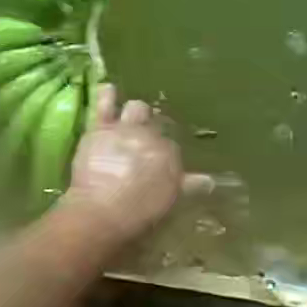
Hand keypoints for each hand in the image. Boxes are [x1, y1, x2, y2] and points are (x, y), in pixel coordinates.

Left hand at [60, 84, 211, 245]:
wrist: (100, 211)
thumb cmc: (136, 217)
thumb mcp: (167, 204)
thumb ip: (186, 188)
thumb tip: (207, 180)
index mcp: (170, 156)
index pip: (172, 148)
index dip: (163, 155)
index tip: (157, 163)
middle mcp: (151, 136)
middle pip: (156, 126)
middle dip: (151, 132)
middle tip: (143, 144)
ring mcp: (125, 129)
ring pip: (137, 108)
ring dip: (136, 112)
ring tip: (131, 119)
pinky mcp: (101, 126)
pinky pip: (105, 102)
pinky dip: (108, 95)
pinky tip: (109, 90)